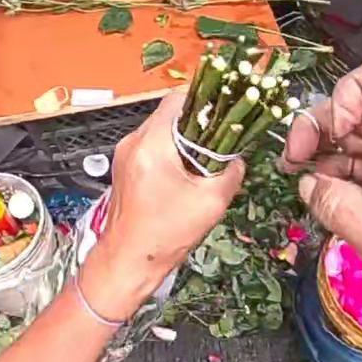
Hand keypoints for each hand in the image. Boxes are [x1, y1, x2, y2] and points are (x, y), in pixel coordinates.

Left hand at [82, 90, 242, 317]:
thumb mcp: (212, 201)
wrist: (127, 263)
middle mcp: (133, 143)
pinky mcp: (125, 168)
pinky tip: (187, 174)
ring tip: (206, 161)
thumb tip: (236, 156)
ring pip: (162, 131)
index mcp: (151, 144)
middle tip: (221, 140)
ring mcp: (125, 155)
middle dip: (199, 124)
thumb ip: (231, 171)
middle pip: (170, 115)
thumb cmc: (164, 236)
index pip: (178, 99)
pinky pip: (153, 148)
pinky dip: (172, 153)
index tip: (226, 111)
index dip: (206, 100)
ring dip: (185, 140)